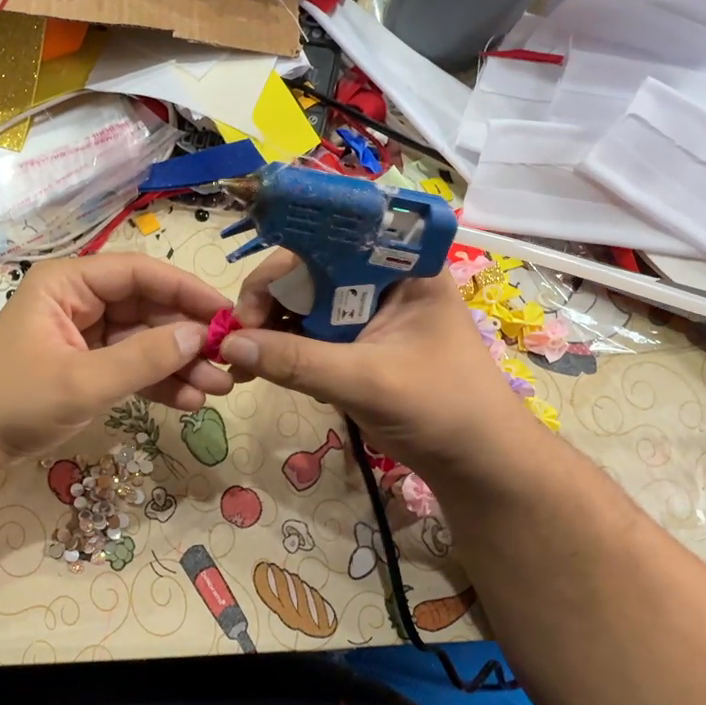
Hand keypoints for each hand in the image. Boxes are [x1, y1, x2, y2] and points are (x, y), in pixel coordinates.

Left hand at [0, 254, 233, 466]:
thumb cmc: (16, 404)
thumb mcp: (84, 381)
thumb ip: (144, 358)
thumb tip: (200, 335)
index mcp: (66, 284)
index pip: (139, 273)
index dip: (187, 291)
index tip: (228, 315)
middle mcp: (74, 301)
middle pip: (145, 307)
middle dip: (186, 336)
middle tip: (230, 363)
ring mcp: (78, 335)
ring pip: (140, 340)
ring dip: (177, 364)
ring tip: (219, 389)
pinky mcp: (80, 367)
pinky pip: (127, 366)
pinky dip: (155, 382)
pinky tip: (189, 401)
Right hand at [220, 250, 543, 480]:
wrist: (477, 463)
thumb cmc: (441, 409)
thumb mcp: (367, 381)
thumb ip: (297, 361)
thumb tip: (229, 344)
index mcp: (403, 267)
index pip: (331, 241)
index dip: (284, 264)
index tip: (252, 306)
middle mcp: (380, 280)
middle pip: (308, 270)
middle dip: (268, 301)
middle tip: (238, 339)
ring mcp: (365, 313)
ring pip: (301, 304)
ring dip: (267, 328)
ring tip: (240, 361)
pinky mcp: (353, 344)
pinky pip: (305, 334)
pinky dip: (278, 350)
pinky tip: (254, 370)